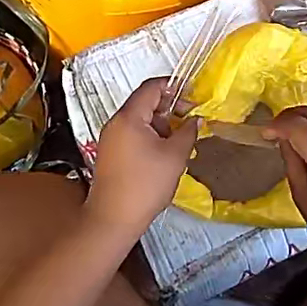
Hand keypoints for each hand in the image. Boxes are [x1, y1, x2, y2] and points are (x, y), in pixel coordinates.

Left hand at [87, 77, 199, 234]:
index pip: (151, 87)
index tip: (193, 96)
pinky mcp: (110, 153)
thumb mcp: (175, 156)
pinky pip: (133, 134)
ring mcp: (110, 138)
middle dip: (170, 108)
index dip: (174, 87)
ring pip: (140, 120)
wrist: (114, 218)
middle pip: (145, 102)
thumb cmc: (146, 184)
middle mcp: (116, 123)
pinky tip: (164, 154)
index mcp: (129, 117)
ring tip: (180, 142)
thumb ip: (188, 131)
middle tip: (190, 121)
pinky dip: (151, 137)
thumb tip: (196, 119)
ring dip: (162, 125)